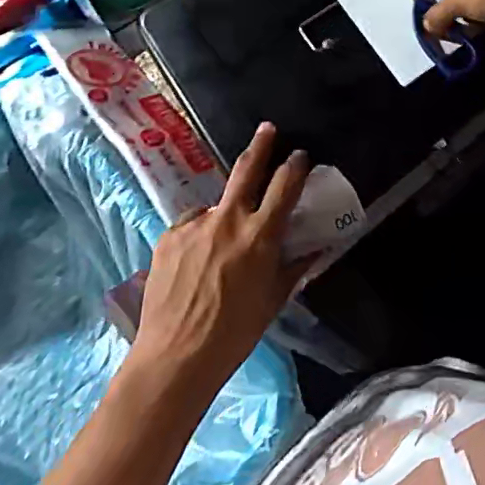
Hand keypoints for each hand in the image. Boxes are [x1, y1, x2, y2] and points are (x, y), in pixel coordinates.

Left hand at [127, 123, 310, 389]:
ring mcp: (195, 225)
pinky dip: (200, 233)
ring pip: (216, 204)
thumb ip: (296, 265)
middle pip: (247, 169)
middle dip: (261, 145)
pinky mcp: (168, 237)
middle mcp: (228, 220)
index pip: (285, 185)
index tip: (300, 155)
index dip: (296, 165)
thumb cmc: (236, 330)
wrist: (176, 356)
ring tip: (221, 243)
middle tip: (267, 129)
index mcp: (261, 234)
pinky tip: (197, 258)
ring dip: (225, 213)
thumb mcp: (275, 297)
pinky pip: (191, 224)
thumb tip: (316, 247)